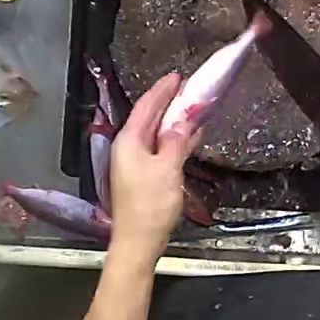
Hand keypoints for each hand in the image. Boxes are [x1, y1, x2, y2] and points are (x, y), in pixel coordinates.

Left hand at [108, 73, 199, 255]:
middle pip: (149, 119)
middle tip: (187, 89)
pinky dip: (173, 140)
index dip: (162, 90)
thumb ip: (177, 140)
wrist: (138, 243)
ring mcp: (133, 163)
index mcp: (129, 141)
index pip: (146, 107)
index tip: (177, 77)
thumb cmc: (150, 206)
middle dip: (168, 103)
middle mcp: (127, 148)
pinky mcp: (142, 177)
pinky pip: (158, 149)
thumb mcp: (168, 168)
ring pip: (155, 134)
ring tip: (192, 109)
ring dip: (172, 122)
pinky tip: (189, 139)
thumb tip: (185, 118)